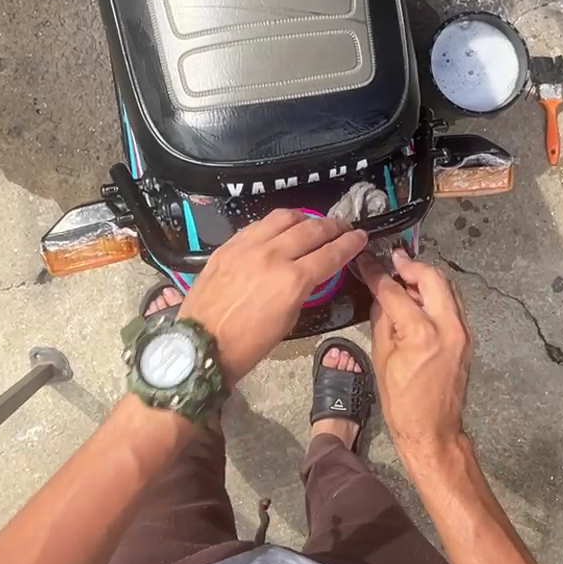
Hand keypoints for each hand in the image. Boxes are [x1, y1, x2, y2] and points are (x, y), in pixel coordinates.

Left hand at [178, 209, 367, 385]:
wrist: (201, 345)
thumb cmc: (248, 345)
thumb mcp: (287, 321)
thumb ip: (302, 290)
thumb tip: (309, 273)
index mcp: (292, 281)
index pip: (330, 254)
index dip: (350, 244)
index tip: (361, 236)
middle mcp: (272, 256)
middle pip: (311, 230)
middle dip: (333, 226)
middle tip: (343, 227)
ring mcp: (248, 247)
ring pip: (284, 218)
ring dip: (305, 218)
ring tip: (313, 222)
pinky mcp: (229, 245)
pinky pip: (258, 224)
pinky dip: (276, 223)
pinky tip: (280, 228)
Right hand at [353, 249, 472, 462]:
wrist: (433, 430)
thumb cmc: (401, 402)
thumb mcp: (381, 357)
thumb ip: (383, 317)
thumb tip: (381, 291)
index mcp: (421, 333)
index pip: (395, 290)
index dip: (377, 273)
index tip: (366, 261)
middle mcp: (448, 326)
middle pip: (431, 276)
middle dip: (409, 265)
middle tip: (391, 262)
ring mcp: (463, 330)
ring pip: (447, 285)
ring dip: (425, 276)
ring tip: (403, 277)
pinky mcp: (467, 336)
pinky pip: (453, 302)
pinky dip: (436, 292)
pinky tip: (419, 297)